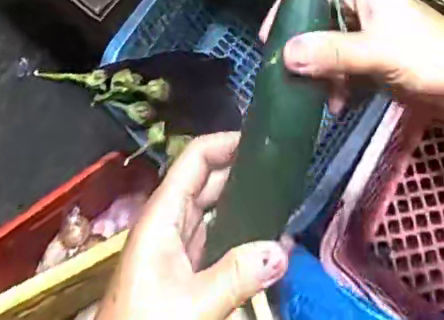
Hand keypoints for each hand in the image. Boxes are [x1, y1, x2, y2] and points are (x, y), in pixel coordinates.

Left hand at [97, 133, 287, 319]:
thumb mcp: (194, 305)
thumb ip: (237, 276)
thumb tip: (281, 248)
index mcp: (162, 213)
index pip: (193, 159)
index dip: (223, 143)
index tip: (258, 140)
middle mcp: (165, 221)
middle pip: (203, 181)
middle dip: (237, 170)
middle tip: (278, 169)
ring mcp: (171, 247)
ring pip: (208, 211)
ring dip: (238, 203)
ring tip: (276, 197)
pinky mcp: (177, 273)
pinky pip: (209, 241)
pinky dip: (234, 235)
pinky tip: (259, 242)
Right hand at [260, 0, 443, 112]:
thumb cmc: (428, 55)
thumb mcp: (376, 53)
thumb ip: (331, 53)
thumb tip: (285, 54)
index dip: (286, 11)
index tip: (270, 40)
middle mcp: (361, 5)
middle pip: (317, 20)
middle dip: (303, 49)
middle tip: (287, 74)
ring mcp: (370, 33)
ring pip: (329, 46)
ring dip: (321, 72)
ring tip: (316, 98)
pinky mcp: (379, 58)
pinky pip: (346, 66)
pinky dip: (339, 84)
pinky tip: (337, 106)